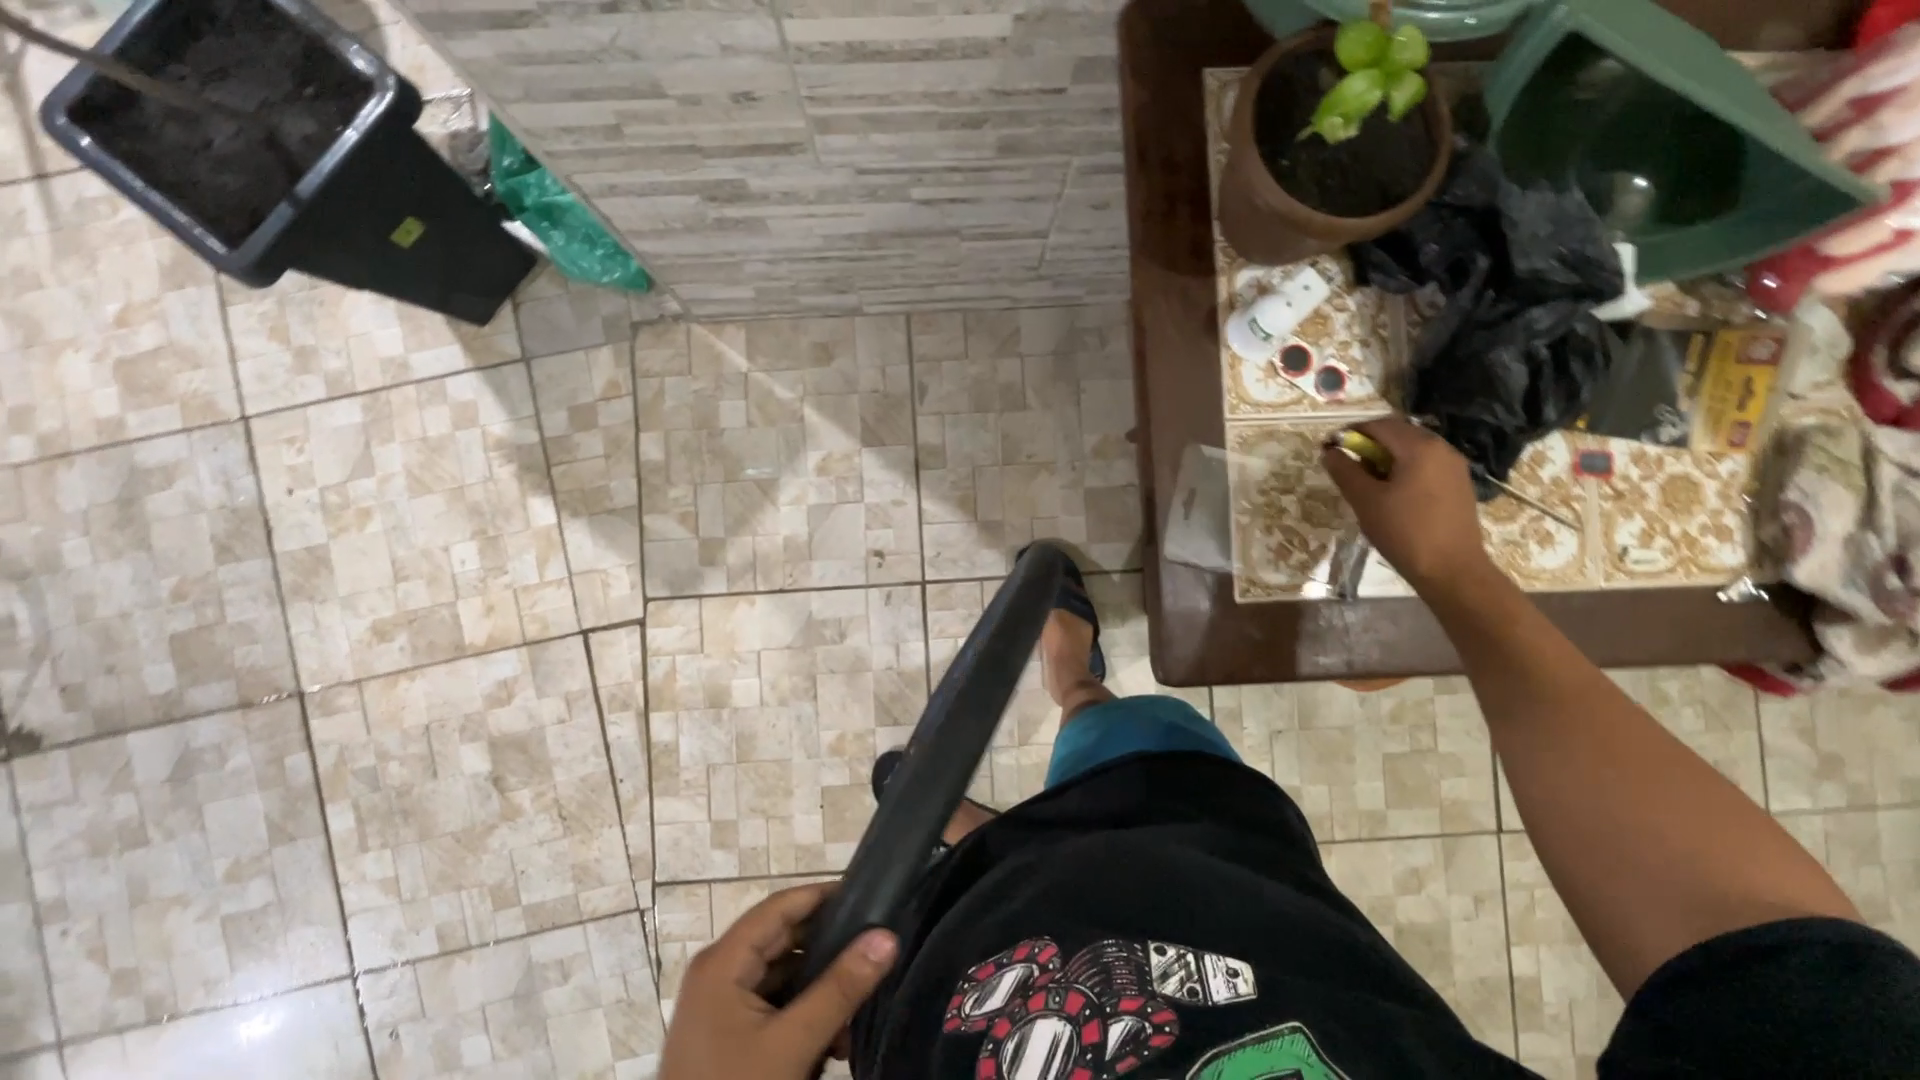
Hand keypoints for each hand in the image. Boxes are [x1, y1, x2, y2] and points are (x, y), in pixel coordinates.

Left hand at [661, 883, 897, 1079]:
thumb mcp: (792, 1042)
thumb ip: (840, 988)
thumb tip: (886, 937)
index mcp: (724, 960)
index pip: (781, 906)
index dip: (824, 896)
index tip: (872, 895)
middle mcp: (720, 971)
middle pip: (784, 939)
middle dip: (831, 949)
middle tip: (879, 948)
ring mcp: (723, 1003)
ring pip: (785, 975)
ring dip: (823, 989)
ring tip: (864, 1004)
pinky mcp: (730, 1031)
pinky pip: (776, 1005)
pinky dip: (807, 1014)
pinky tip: (839, 1039)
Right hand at [1321, 416, 1493, 590]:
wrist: (1452, 569)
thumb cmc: (1404, 532)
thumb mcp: (1366, 501)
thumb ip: (1345, 471)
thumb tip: (1330, 451)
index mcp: (1419, 447)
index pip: (1378, 425)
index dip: (1350, 433)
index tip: (1330, 448)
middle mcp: (1441, 448)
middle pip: (1398, 434)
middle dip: (1369, 444)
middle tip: (1347, 466)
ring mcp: (1454, 466)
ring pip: (1413, 449)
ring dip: (1386, 458)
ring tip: (1368, 483)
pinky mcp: (1459, 484)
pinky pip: (1426, 465)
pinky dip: (1404, 469)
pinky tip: (1393, 494)